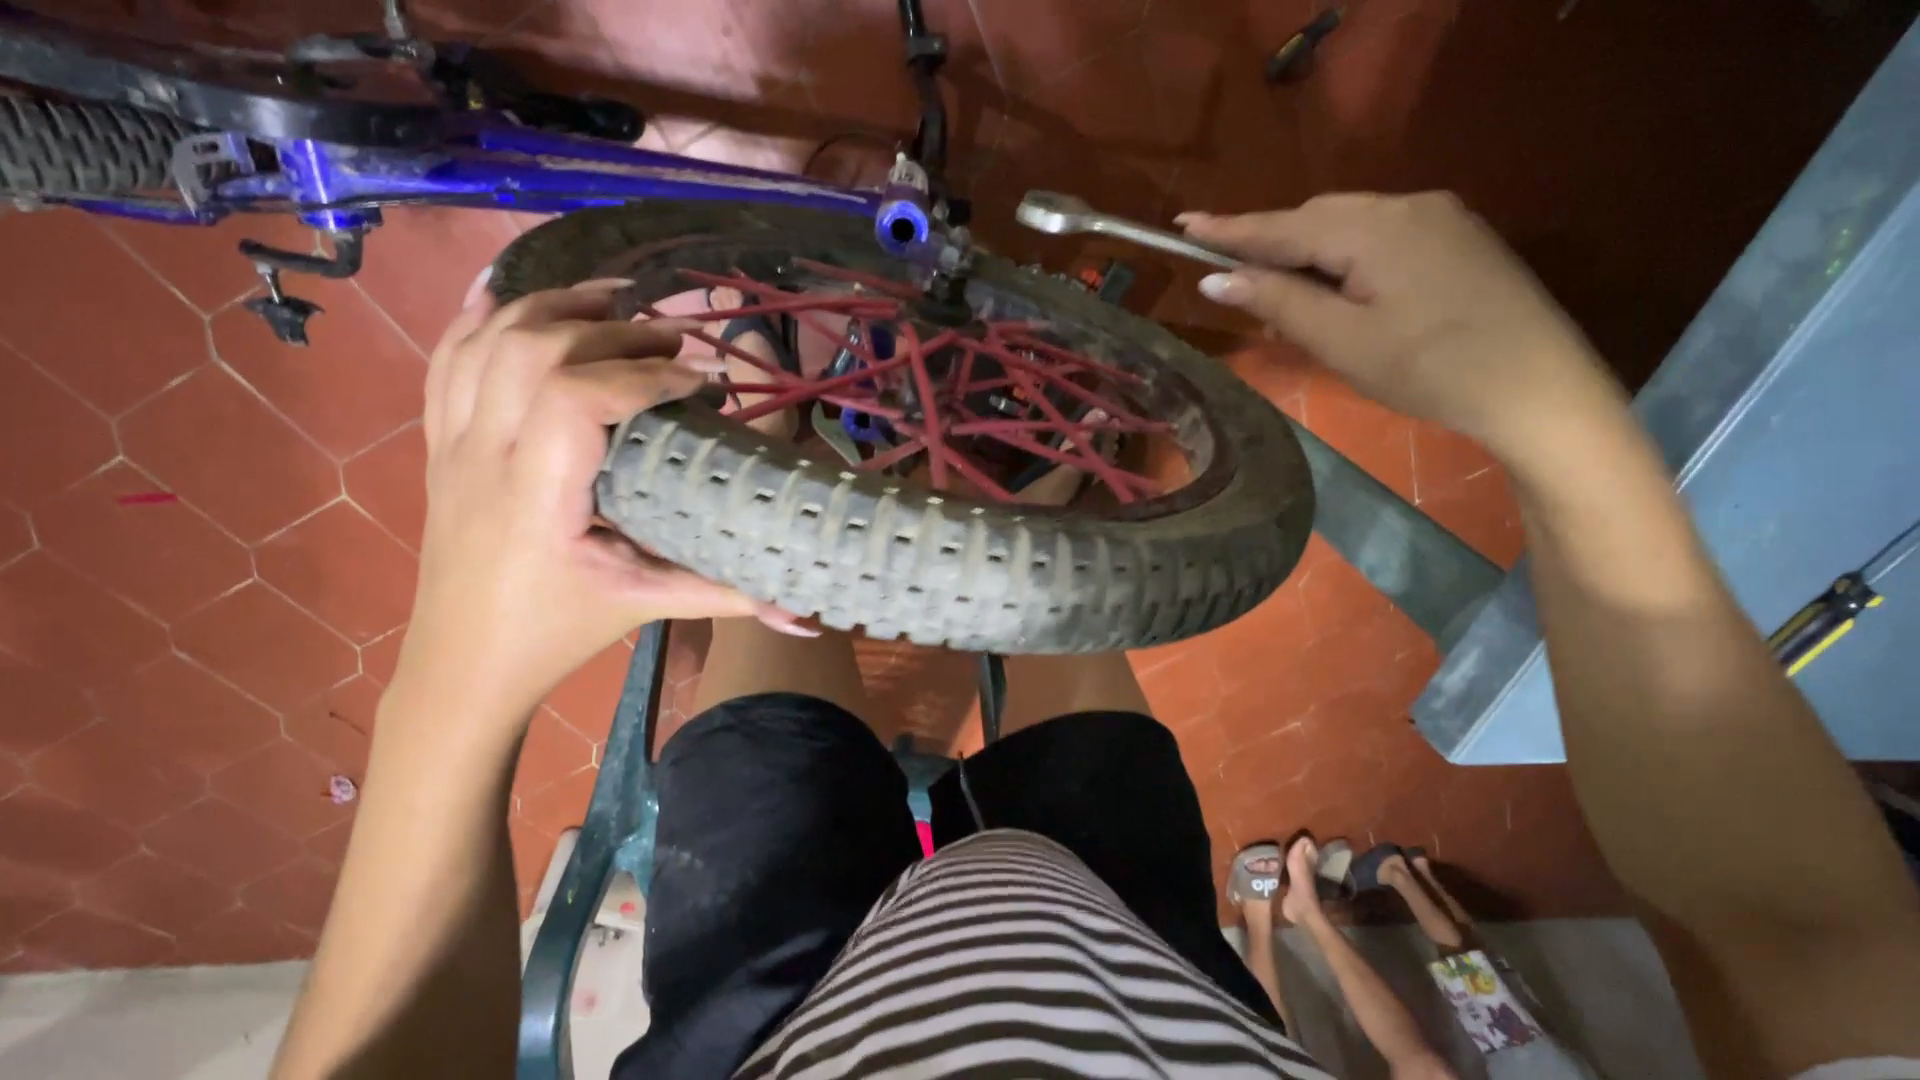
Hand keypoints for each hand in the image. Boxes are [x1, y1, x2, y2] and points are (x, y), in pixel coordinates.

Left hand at [393, 276, 804, 732]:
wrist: (463, 662)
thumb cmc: (556, 632)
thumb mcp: (643, 607)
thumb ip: (725, 597)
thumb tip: (806, 611)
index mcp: (536, 496)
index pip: (580, 396)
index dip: (646, 374)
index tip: (700, 381)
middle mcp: (485, 454)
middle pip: (535, 349)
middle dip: (613, 329)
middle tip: (674, 339)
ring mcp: (451, 443)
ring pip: (489, 340)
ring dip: (555, 307)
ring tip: (616, 303)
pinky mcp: (439, 442)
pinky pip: (447, 358)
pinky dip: (483, 317)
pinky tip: (520, 299)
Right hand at [1180, 192, 1623, 457]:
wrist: (1540, 389)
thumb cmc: (1430, 370)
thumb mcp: (1342, 342)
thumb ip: (1278, 301)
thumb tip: (1216, 278)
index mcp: (1373, 227)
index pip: (1283, 225)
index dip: (1229, 229)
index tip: (1182, 224)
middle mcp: (1407, 204)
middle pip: (1318, 218)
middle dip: (1273, 247)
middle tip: (1238, 288)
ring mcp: (1441, 217)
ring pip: (1352, 225)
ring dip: (1311, 256)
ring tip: (1290, 304)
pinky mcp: (1461, 238)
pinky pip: (1384, 235)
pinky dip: (1349, 259)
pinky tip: (1346, 296)